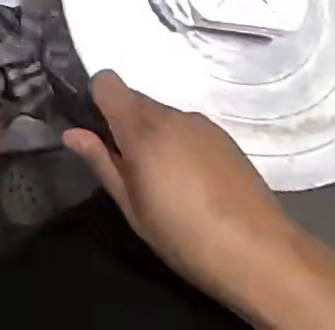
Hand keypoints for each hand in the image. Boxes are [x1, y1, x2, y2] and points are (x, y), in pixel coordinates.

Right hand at [64, 71, 334, 328]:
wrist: (262, 253)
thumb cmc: (185, 235)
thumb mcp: (132, 207)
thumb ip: (101, 162)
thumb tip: (72, 132)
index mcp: (142, 126)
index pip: (107, 81)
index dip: (96, 98)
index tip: (97, 129)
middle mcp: (170, 113)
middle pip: (134, 98)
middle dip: (124, 122)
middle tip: (128, 166)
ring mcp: (200, 122)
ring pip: (161, 114)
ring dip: (153, 135)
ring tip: (164, 180)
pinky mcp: (223, 135)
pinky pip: (186, 127)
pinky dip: (179, 143)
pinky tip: (192, 182)